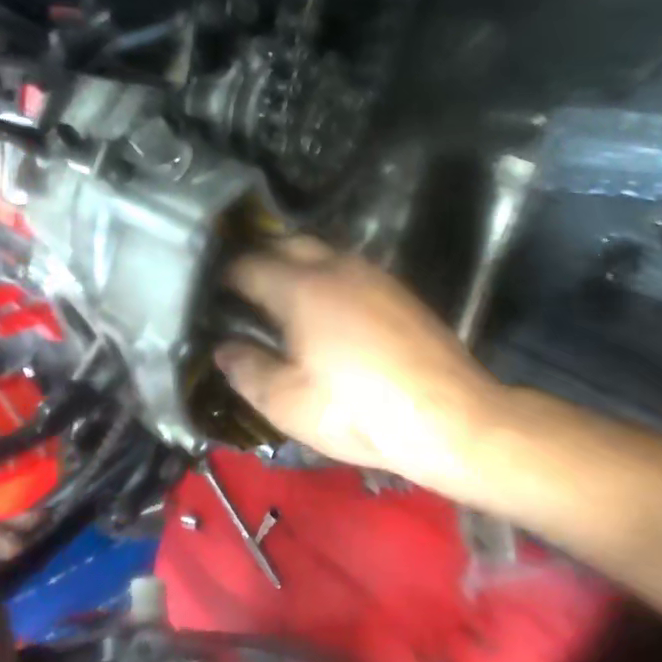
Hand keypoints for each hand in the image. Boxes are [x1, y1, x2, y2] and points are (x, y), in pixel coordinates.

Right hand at [217, 237, 500, 496]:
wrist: (450, 417)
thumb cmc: (360, 413)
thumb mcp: (289, 404)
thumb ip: (248, 370)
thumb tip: (225, 349)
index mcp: (302, 288)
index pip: (249, 265)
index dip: (224, 278)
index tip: (211, 295)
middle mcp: (338, 268)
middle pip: (288, 244)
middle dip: (261, 259)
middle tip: (243, 292)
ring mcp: (375, 276)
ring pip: (324, 253)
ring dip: (297, 265)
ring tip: (281, 300)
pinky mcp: (400, 291)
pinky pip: (351, 270)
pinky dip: (328, 278)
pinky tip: (328, 312)